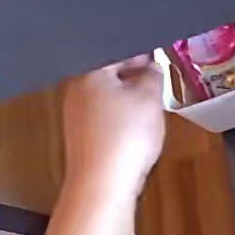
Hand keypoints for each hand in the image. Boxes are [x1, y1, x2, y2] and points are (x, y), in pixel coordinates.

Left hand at [62, 55, 167, 200]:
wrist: (103, 183)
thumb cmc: (126, 136)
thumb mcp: (150, 98)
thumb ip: (153, 75)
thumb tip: (153, 68)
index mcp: (89, 73)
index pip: (116, 51)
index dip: (140, 52)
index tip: (158, 58)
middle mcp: (76, 91)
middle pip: (108, 74)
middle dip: (134, 76)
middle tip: (157, 83)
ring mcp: (76, 117)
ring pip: (106, 97)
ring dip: (128, 98)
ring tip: (150, 107)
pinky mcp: (82, 138)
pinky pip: (104, 119)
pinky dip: (121, 118)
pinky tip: (136, 130)